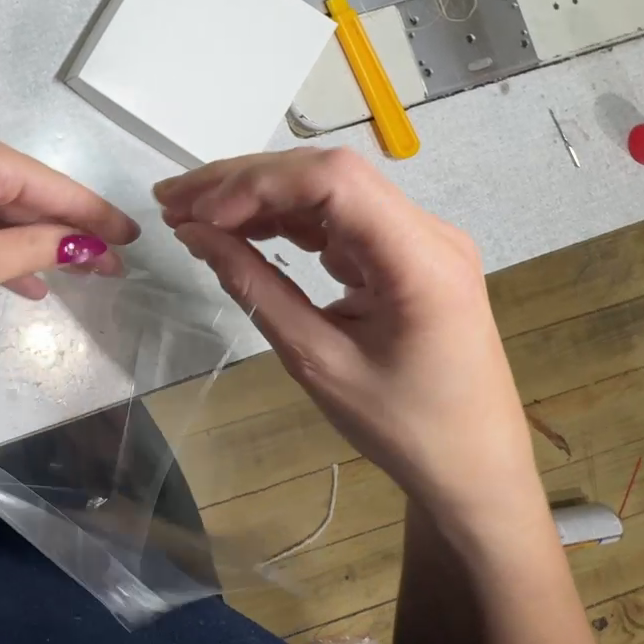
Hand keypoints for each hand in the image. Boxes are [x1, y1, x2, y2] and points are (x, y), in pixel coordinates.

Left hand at [0, 128, 139, 335]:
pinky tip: (24, 280)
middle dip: (68, 231)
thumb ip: (33, 250)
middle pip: (28, 193)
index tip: (134, 240)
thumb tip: (83, 245)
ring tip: (78, 275)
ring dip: (34, 242)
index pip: (54, 187)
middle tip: (113, 265)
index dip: (96, 217)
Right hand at [156, 147, 532, 522]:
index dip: (256, 185)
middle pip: (321, 174)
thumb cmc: (402, 426)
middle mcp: (423, 231)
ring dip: (251, 196)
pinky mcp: (396, 253)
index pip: (332, 181)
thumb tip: (193, 234)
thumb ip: (253, 287)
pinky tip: (233, 230)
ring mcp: (413, 239)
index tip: (199, 217)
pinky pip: (329, 217)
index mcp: (419, 259)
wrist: (473, 469)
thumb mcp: (315, 359)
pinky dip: (276, 219)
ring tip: (189, 213)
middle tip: (171, 201)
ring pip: (319, 189)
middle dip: (239, 182)